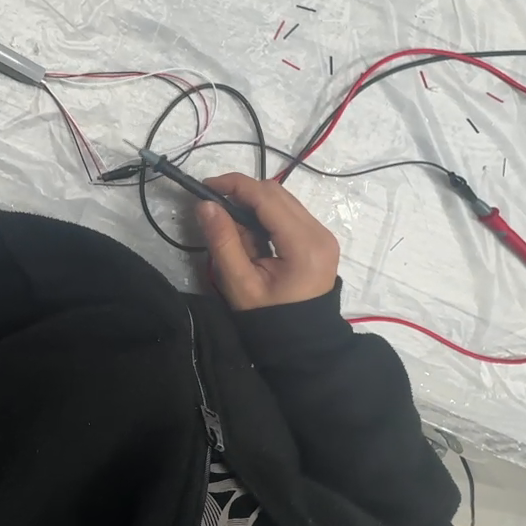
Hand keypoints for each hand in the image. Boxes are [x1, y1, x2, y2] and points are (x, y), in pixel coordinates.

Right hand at [198, 173, 340, 310]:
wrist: (300, 340)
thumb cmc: (267, 315)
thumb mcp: (239, 282)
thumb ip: (223, 240)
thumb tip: (205, 205)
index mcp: (303, 244)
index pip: (267, 197)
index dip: (234, 185)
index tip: (204, 187)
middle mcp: (319, 232)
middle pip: (276, 193)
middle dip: (241, 192)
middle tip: (213, 207)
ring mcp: (322, 234)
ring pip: (282, 199)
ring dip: (252, 202)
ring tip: (230, 222)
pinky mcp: (318, 238)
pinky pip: (288, 212)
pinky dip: (264, 213)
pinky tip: (248, 230)